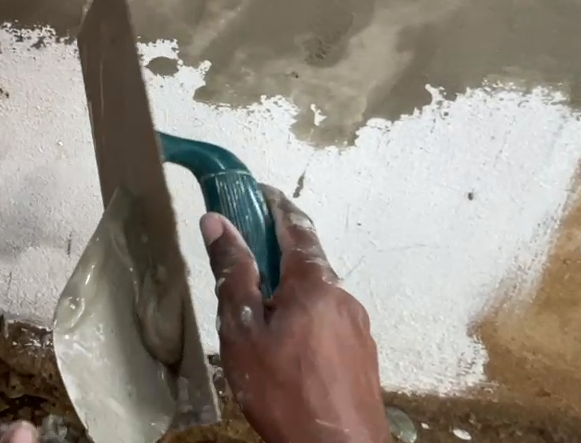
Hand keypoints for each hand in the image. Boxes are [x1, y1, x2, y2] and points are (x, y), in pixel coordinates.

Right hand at [199, 186, 389, 442]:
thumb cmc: (283, 390)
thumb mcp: (242, 328)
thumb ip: (233, 272)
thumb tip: (217, 221)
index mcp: (315, 287)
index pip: (296, 228)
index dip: (274, 205)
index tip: (254, 189)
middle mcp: (344, 300)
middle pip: (305, 262)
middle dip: (273, 253)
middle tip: (239, 260)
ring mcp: (359, 332)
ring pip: (316, 294)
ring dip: (286, 288)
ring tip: (254, 311)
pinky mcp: (363, 359)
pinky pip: (327, 320)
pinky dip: (302, 315)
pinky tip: (282, 342)